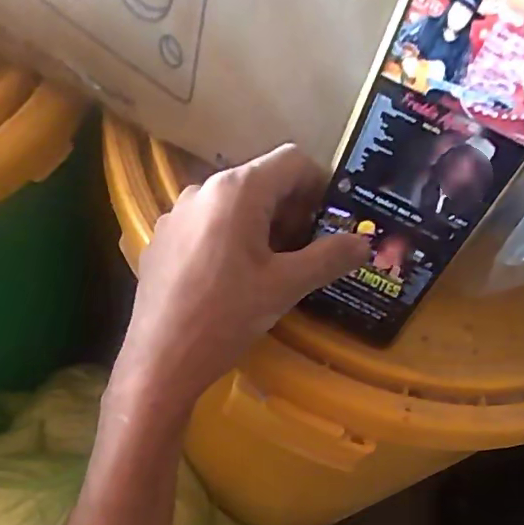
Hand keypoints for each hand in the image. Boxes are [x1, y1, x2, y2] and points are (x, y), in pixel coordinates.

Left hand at [111, 144, 368, 425]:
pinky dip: (226, 243)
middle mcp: (201, 190)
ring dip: (257, 230)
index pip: (293, 162)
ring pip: (230, 208)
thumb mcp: (283, 289)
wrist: (159, 362)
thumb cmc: (225, 320)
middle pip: (259, 183)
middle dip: (288, 212)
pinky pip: (204, 230)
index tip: (329, 224)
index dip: (319, 187)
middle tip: (303, 255)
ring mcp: (175, 216)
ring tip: (266, 273)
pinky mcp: (159, 243)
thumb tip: (364, 243)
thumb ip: (328, 259)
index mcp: (237, 190)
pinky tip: (227, 283)